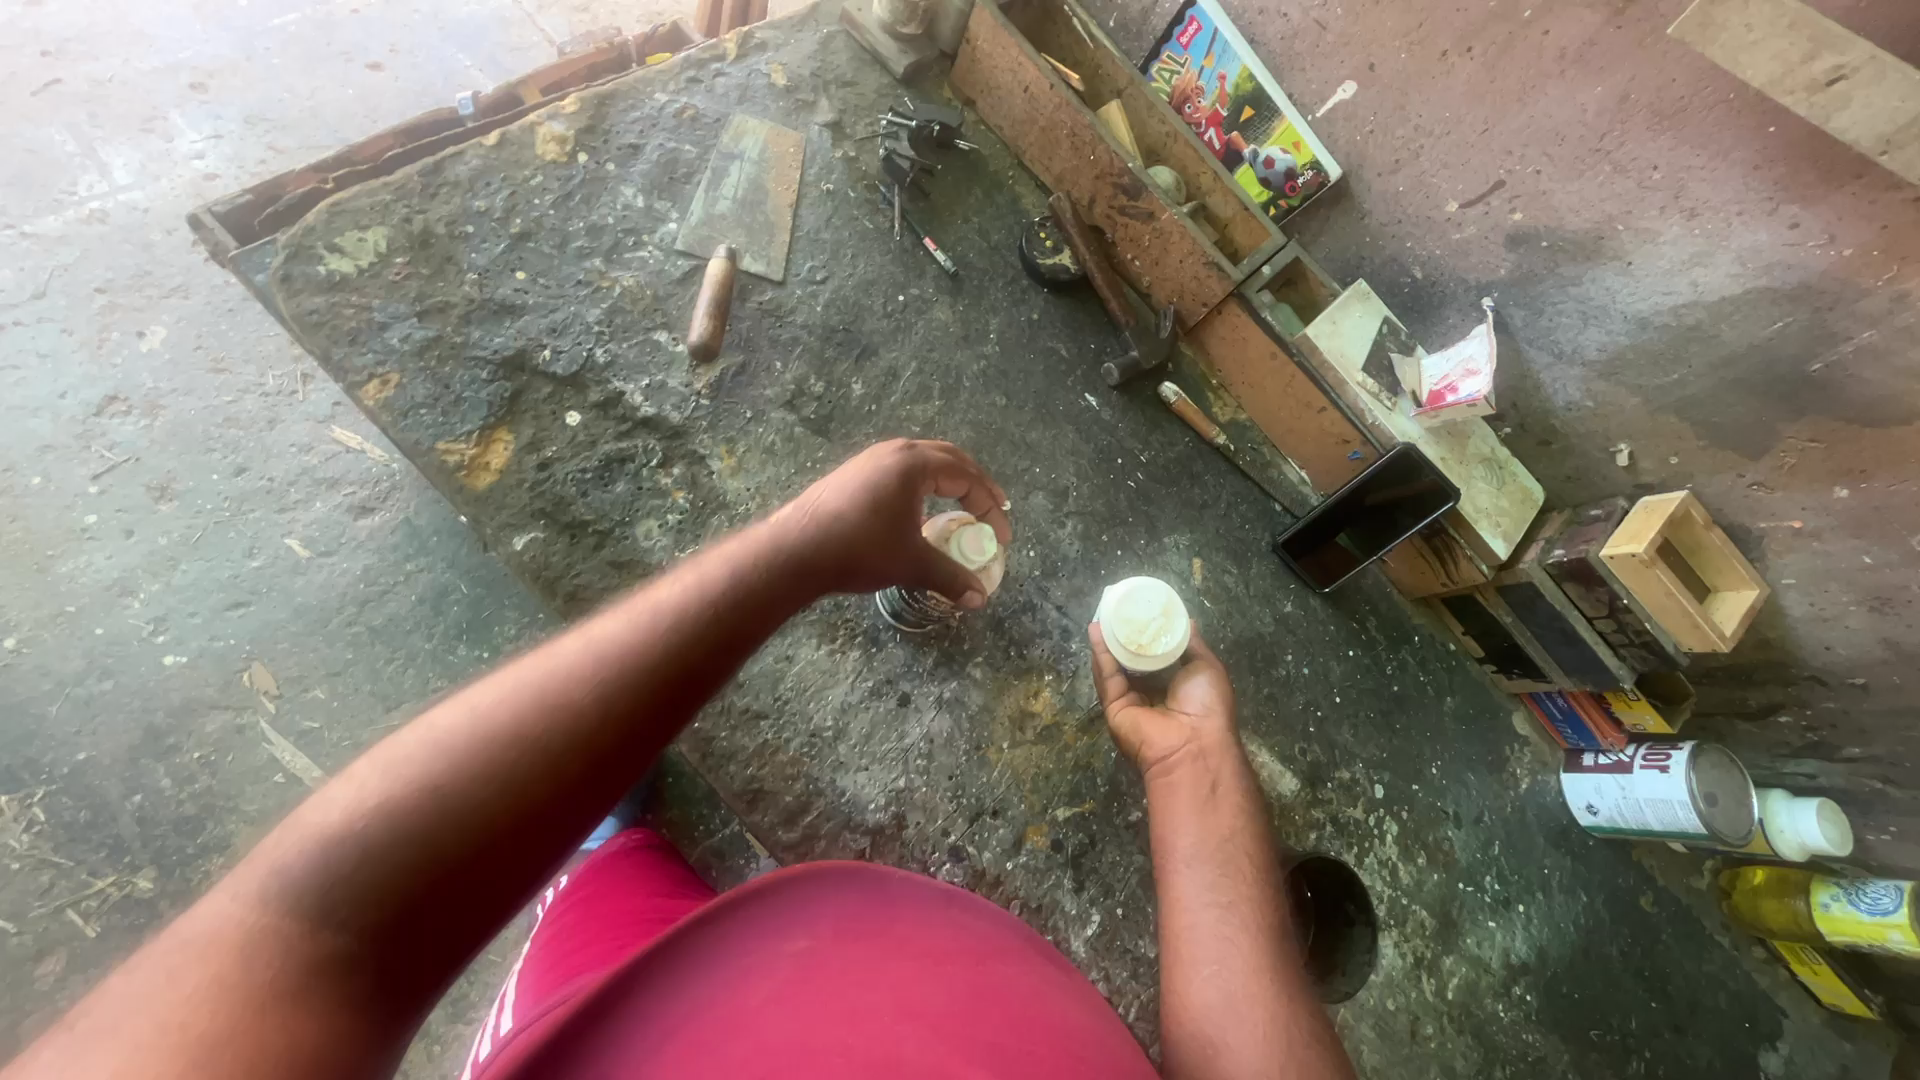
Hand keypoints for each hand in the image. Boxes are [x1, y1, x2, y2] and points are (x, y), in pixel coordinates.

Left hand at [769, 439, 1011, 606]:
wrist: (795, 550)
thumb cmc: (860, 549)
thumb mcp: (912, 563)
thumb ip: (950, 577)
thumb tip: (979, 599)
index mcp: (914, 464)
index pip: (967, 477)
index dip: (989, 506)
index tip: (1001, 534)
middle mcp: (894, 452)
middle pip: (948, 459)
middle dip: (974, 483)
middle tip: (992, 507)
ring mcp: (870, 460)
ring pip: (921, 461)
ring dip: (947, 481)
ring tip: (959, 505)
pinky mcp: (852, 474)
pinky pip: (900, 471)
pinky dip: (922, 485)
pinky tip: (918, 510)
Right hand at [1089, 621, 1235, 780]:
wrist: (1193, 745)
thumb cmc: (1207, 705)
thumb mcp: (1207, 666)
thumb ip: (1192, 643)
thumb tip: (1185, 619)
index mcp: (1175, 685)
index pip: (1157, 656)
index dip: (1150, 635)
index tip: (1143, 611)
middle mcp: (1151, 693)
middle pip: (1133, 660)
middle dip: (1125, 636)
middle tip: (1119, 609)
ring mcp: (1130, 700)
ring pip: (1115, 666)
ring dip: (1109, 641)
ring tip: (1103, 613)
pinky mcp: (1114, 706)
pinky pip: (1107, 676)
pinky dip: (1101, 653)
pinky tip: (1096, 630)